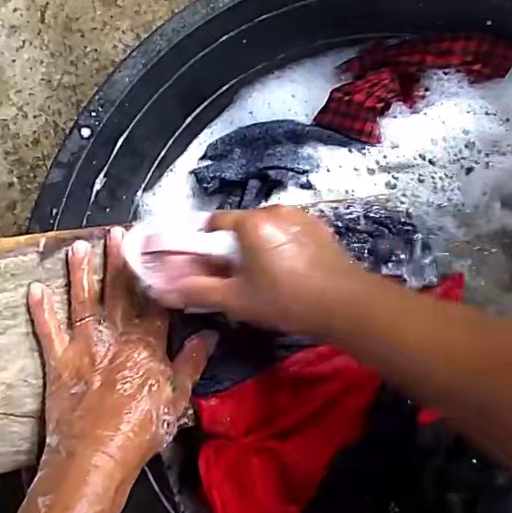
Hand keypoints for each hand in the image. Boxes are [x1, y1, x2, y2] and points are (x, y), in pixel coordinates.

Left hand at [28, 228, 213, 468]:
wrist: (95, 457)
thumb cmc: (141, 428)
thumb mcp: (178, 397)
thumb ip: (191, 362)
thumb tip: (210, 334)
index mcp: (146, 343)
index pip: (152, 299)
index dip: (151, 272)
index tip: (151, 247)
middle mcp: (115, 337)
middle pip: (117, 292)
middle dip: (116, 260)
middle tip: (115, 232)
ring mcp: (84, 347)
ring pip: (82, 301)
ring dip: (80, 273)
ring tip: (77, 246)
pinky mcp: (58, 362)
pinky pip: (48, 331)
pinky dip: (41, 310)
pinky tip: (35, 288)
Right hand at [161, 207, 372, 334]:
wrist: (345, 303)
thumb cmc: (286, 300)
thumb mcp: (237, 300)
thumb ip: (199, 290)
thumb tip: (165, 288)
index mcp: (252, 222)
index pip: (215, 222)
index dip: (206, 244)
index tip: (209, 266)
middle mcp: (276, 210)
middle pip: (242, 224)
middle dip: (235, 247)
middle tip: (239, 277)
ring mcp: (301, 216)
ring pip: (268, 228)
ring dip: (260, 246)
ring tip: (267, 277)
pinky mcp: (320, 226)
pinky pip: (289, 231)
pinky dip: (283, 245)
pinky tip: (291, 271)